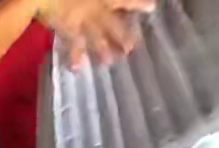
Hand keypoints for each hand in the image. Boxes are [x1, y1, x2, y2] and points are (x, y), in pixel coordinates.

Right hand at [39, 0, 154, 66]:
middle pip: (112, 22)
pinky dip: (74, 56)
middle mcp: (95, 6)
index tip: (152, 8)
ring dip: (102, 50)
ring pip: (95, 36)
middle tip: (131, 48)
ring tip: (109, 63)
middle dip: (122, 34)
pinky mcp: (66, 28)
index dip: (138, 4)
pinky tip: (76, 69)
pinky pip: (72, 43)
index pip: (122, 0)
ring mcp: (81, 19)